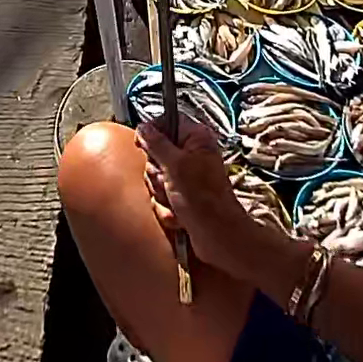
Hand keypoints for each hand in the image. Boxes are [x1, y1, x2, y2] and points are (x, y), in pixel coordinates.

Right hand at [138, 119, 289, 280]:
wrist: (219, 239)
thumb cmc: (205, 200)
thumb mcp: (175, 165)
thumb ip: (156, 143)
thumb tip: (143, 127)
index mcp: (195, 139)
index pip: (165, 122)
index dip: (152, 133)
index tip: (145, 146)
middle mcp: (190, 155)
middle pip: (155, 152)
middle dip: (157, 172)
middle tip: (169, 181)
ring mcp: (184, 177)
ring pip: (154, 175)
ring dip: (161, 191)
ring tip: (176, 200)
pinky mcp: (180, 196)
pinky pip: (159, 195)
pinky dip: (165, 207)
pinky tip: (179, 214)